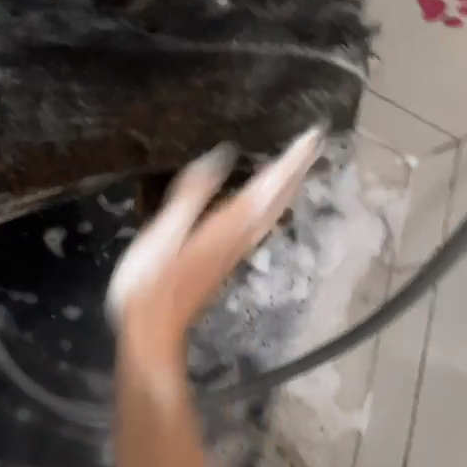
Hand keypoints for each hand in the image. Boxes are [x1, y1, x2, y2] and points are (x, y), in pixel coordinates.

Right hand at [105, 129, 325, 398]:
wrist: (152, 331)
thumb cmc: (150, 283)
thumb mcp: (164, 233)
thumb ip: (192, 195)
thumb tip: (221, 155)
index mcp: (227, 226)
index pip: (268, 186)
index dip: (291, 160)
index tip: (314, 135)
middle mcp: (239, 236)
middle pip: (277, 199)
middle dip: (297, 170)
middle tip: (316, 142)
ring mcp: (234, 251)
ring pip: (272, 213)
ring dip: (288, 188)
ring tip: (299, 165)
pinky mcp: (224, 260)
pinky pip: (258, 224)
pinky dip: (270, 206)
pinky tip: (264, 203)